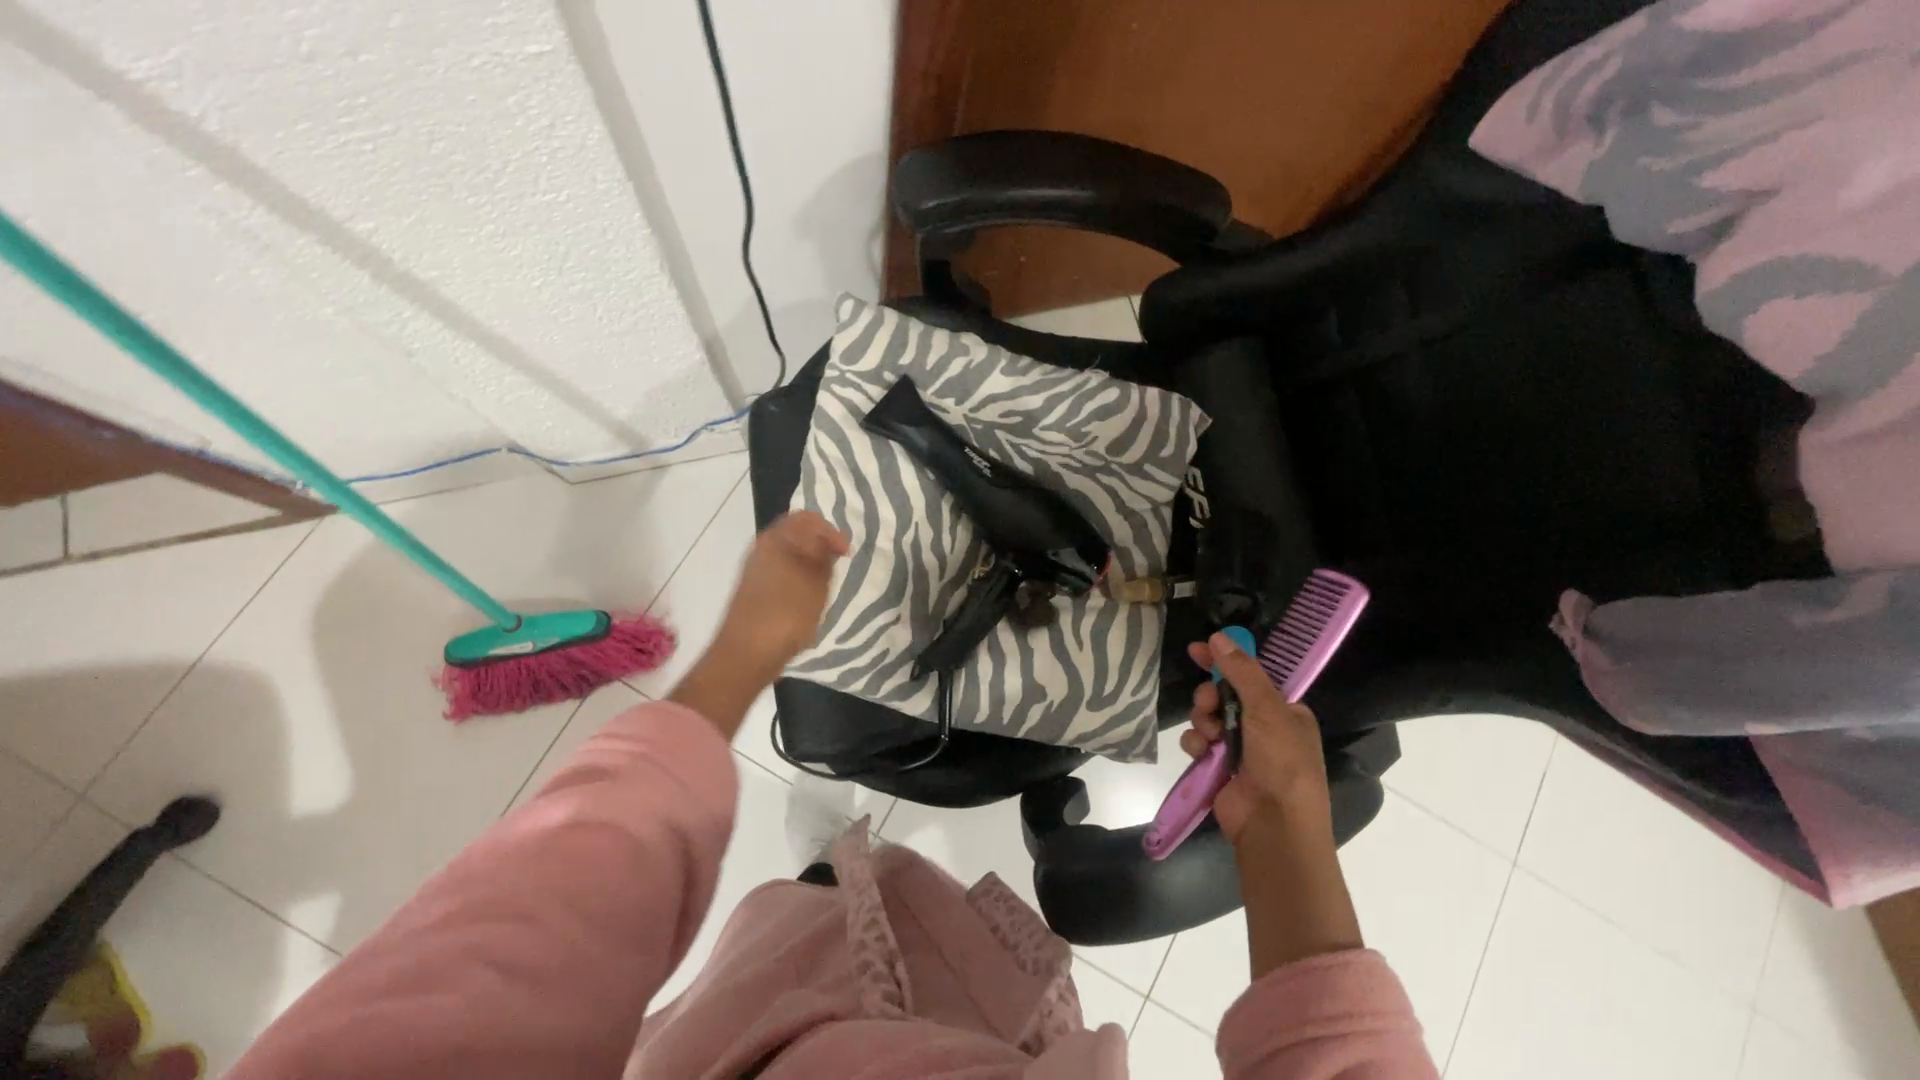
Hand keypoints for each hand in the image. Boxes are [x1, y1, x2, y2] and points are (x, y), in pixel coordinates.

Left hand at [710, 510, 849, 679]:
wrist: (747, 653)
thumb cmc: (787, 614)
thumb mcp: (816, 582)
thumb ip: (823, 556)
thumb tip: (826, 542)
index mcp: (777, 539)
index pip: (808, 518)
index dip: (831, 531)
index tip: (846, 555)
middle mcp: (762, 548)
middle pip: (796, 535)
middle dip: (820, 547)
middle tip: (837, 567)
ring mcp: (756, 570)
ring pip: (789, 555)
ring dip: (809, 564)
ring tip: (825, 586)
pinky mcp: (754, 590)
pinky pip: (782, 573)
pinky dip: (798, 579)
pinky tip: (807, 600)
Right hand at [1178, 632, 1332, 846]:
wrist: (1274, 824)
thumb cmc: (1282, 762)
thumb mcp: (1267, 709)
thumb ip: (1242, 671)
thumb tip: (1219, 636)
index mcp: (1284, 710)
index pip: (1251, 675)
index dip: (1224, 661)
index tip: (1197, 649)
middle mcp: (1263, 727)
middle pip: (1224, 695)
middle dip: (1210, 696)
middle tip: (1208, 703)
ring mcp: (1240, 749)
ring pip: (1207, 717)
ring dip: (1202, 721)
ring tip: (1208, 734)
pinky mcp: (1219, 767)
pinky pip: (1199, 743)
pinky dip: (1197, 745)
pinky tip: (1201, 753)